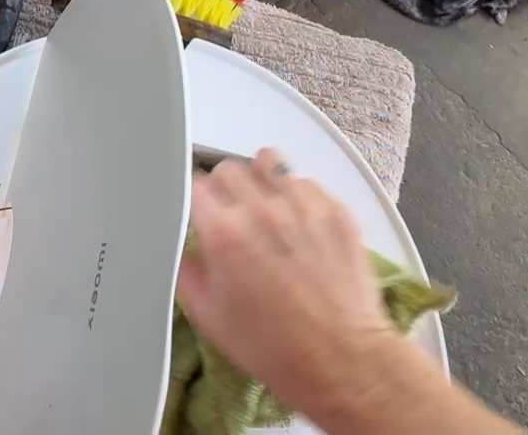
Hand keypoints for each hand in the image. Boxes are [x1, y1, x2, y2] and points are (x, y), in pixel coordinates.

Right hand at [176, 148, 399, 419]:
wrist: (345, 364)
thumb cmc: (274, 347)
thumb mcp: (208, 316)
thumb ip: (184, 267)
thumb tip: (182, 240)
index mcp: (225, 233)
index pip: (195, 184)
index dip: (194, 199)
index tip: (200, 213)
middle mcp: (262, 210)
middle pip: (228, 167)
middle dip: (224, 189)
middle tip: (231, 214)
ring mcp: (302, 206)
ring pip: (268, 163)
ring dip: (261, 183)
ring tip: (266, 209)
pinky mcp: (335, 211)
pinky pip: (305, 181)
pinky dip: (297, 195)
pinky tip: (299, 222)